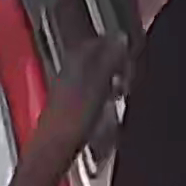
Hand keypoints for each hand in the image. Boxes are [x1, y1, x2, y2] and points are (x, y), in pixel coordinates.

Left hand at [7, 36, 128, 185]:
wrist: (53, 149)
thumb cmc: (75, 116)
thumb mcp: (100, 82)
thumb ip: (111, 57)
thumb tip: (122, 37)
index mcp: (77, 55)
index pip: (103, 39)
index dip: (119, 47)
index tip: (131, 60)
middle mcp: (70, 65)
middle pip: (99, 55)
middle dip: (116, 65)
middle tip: (126, 80)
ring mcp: (68, 83)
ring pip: (96, 73)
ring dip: (110, 81)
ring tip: (119, 94)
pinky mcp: (68, 102)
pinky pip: (91, 89)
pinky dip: (102, 94)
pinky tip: (106, 106)